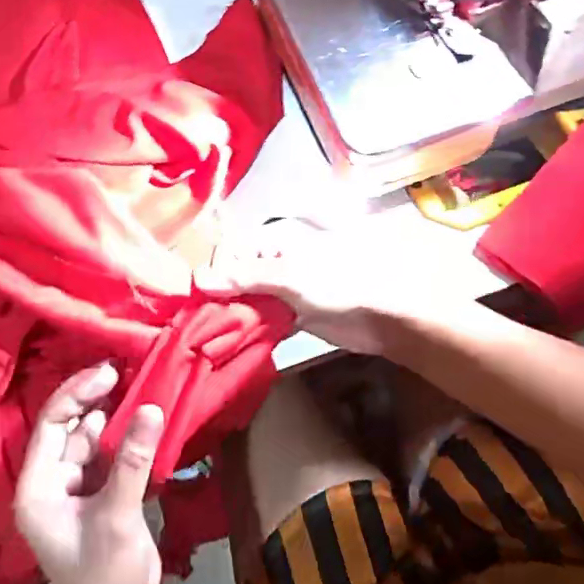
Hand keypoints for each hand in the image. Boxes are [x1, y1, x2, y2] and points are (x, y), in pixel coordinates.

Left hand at [14, 363, 165, 583]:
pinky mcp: (100, 494)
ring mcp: (76, 488)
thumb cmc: (106, 580)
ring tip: (137, 384)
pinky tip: (142, 416)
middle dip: (95, 398)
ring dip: (113, 413)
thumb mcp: (117, 517)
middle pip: (69, 427)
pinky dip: (125, 434)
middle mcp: (51, 483)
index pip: (51, 426)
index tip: (108, 372)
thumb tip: (152, 406)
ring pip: (91, 437)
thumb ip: (132, 460)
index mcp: (37, 489)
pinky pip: (109, 453)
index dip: (77, 393)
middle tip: (125, 370)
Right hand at [195, 220, 448, 355]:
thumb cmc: (340, 282)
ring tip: (216, 336)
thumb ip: (245, 278)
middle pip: (235, 275)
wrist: (385, 315)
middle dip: (221, 296)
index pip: (230, 250)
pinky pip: (261, 317)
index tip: (203, 299)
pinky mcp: (292, 312)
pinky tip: (236, 343)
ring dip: (233, 315)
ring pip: (246, 298)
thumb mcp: (290, 277)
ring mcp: (284, 287)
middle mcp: (275, 260)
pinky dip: (250, 328)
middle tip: (205, 323)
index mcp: (275, 240)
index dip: (216, 272)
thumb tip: (198, 278)